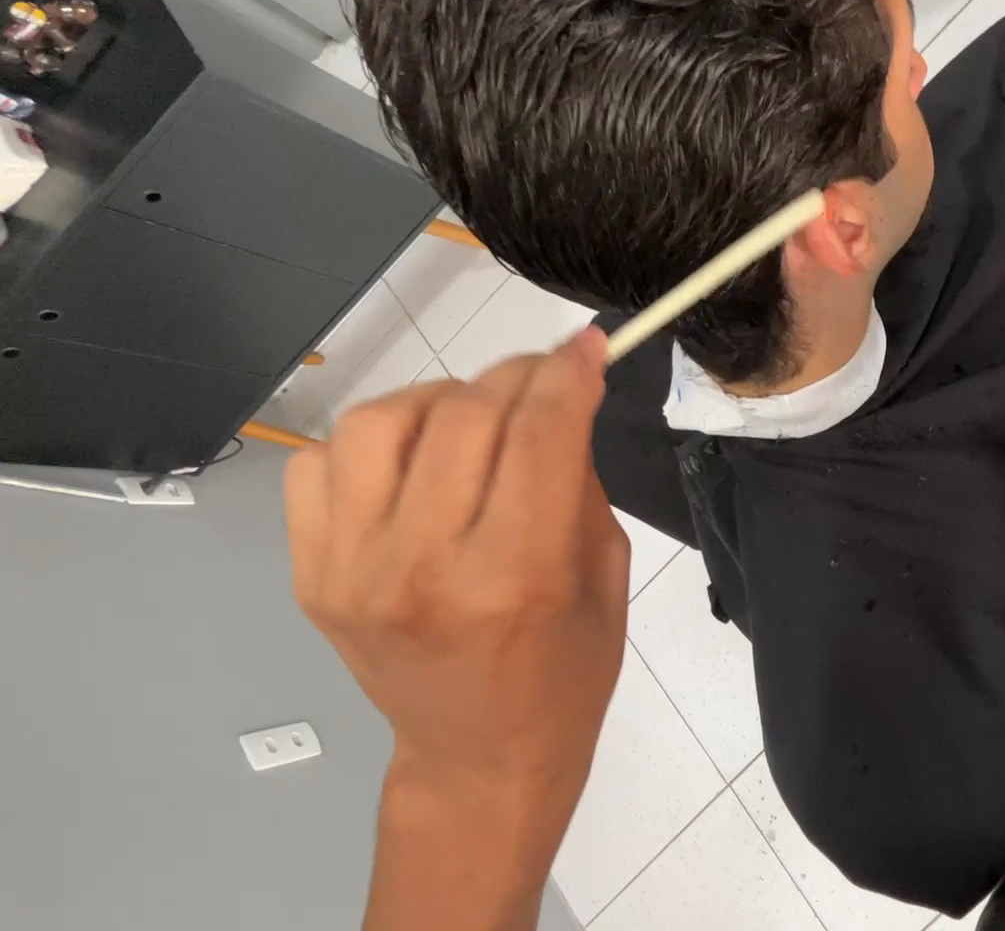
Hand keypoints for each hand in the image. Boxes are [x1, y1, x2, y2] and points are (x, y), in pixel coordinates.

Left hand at [285, 326, 629, 802]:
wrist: (481, 750)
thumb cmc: (570, 666)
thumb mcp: (605, 569)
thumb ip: (577, 481)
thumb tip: (561, 401)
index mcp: (517, 575)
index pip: (541, 435)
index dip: (571, 373)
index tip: (592, 343)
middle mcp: (423, 566)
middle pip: (466, 414)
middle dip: (521, 375)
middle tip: (550, 378)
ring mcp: (351, 570)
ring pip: (381, 420)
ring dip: (445, 398)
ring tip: (479, 418)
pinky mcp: (310, 574)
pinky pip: (322, 462)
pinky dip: (377, 438)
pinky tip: (419, 461)